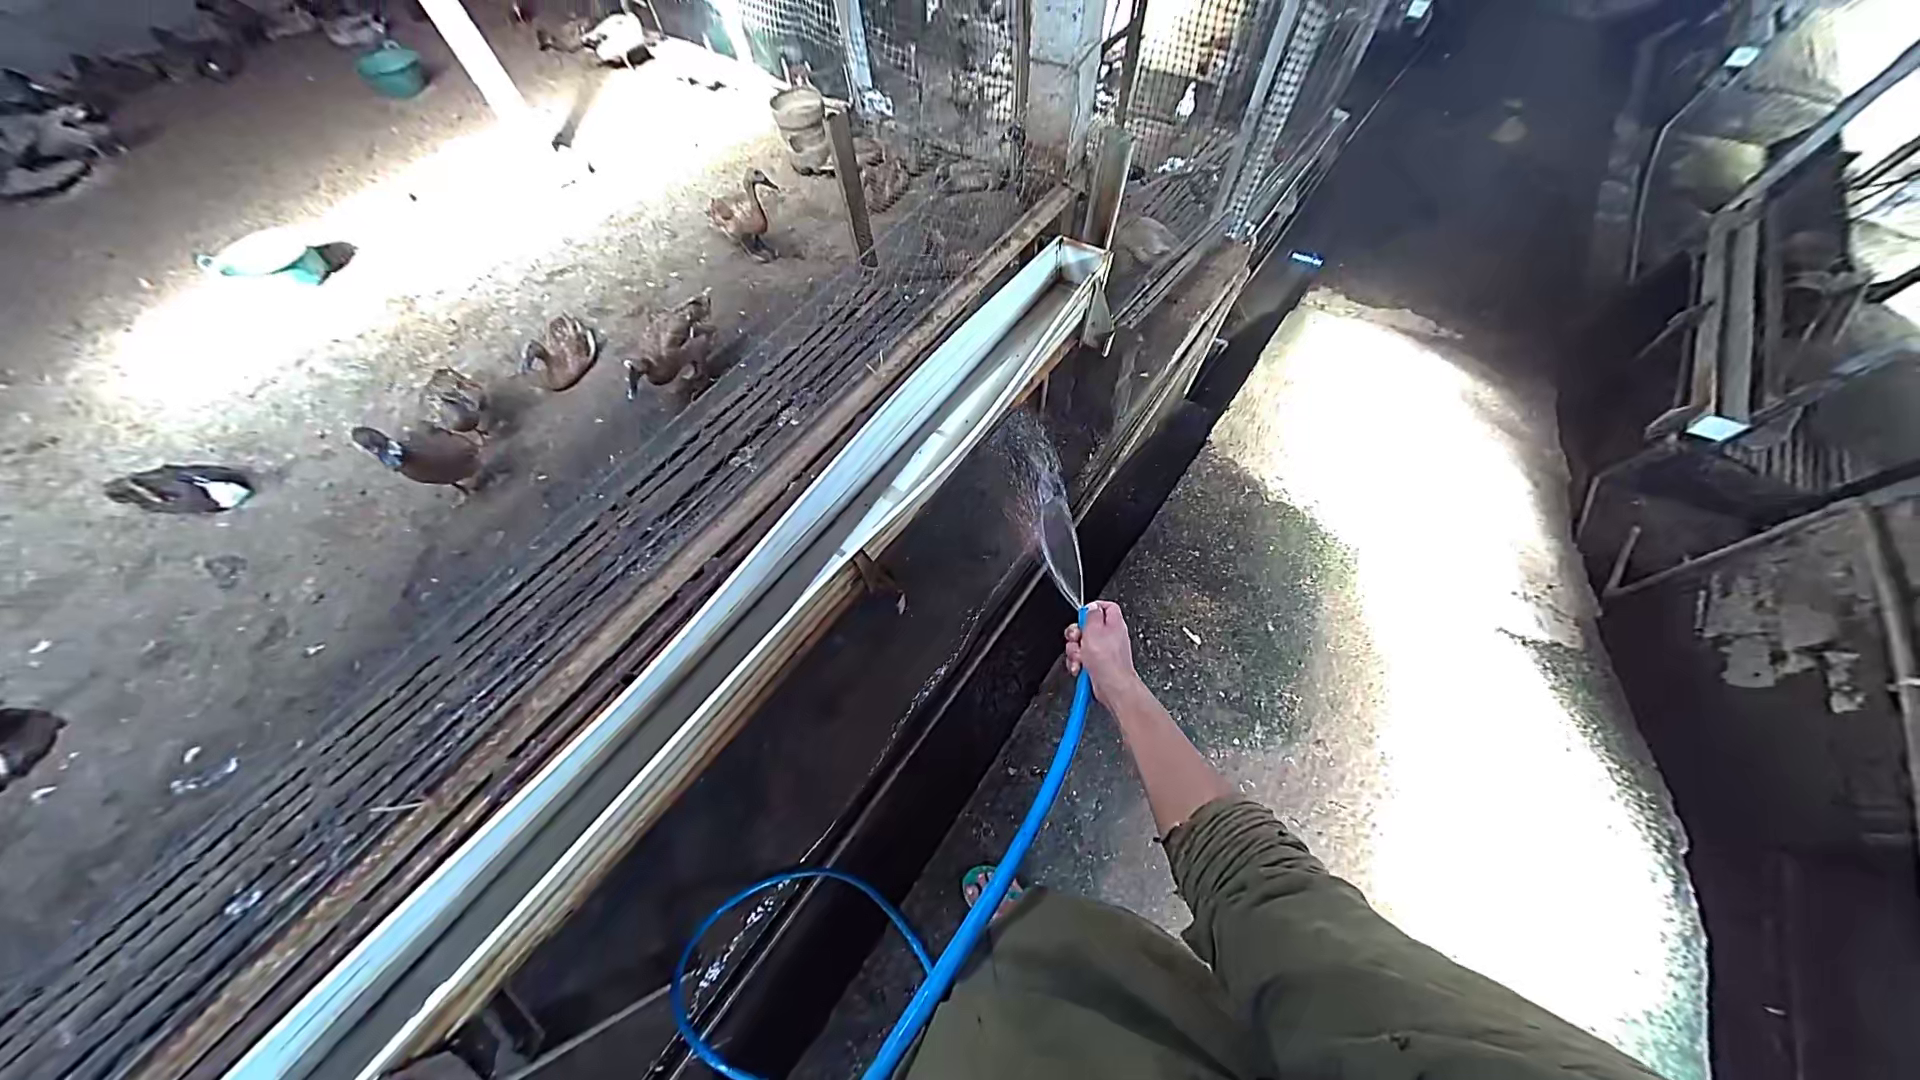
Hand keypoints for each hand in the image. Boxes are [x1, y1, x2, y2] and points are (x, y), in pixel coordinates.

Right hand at [1064, 600, 1142, 706]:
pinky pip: (1081, 659)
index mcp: (1114, 624)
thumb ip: (1091, 615)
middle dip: (1076, 633)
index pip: (1106, 607)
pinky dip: (1077, 663)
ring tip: (1080, 657)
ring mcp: (1104, 651)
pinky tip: (1080, 667)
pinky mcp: (1097, 664)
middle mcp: (1110, 637)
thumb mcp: (1094, 630)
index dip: (1092, 608)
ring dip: (1074, 651)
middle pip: (1087, 626)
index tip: (1082, 615)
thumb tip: (1090, 607)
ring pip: (1081, 644)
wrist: (1112, 686)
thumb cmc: (1108, 661)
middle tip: (1077, 639)